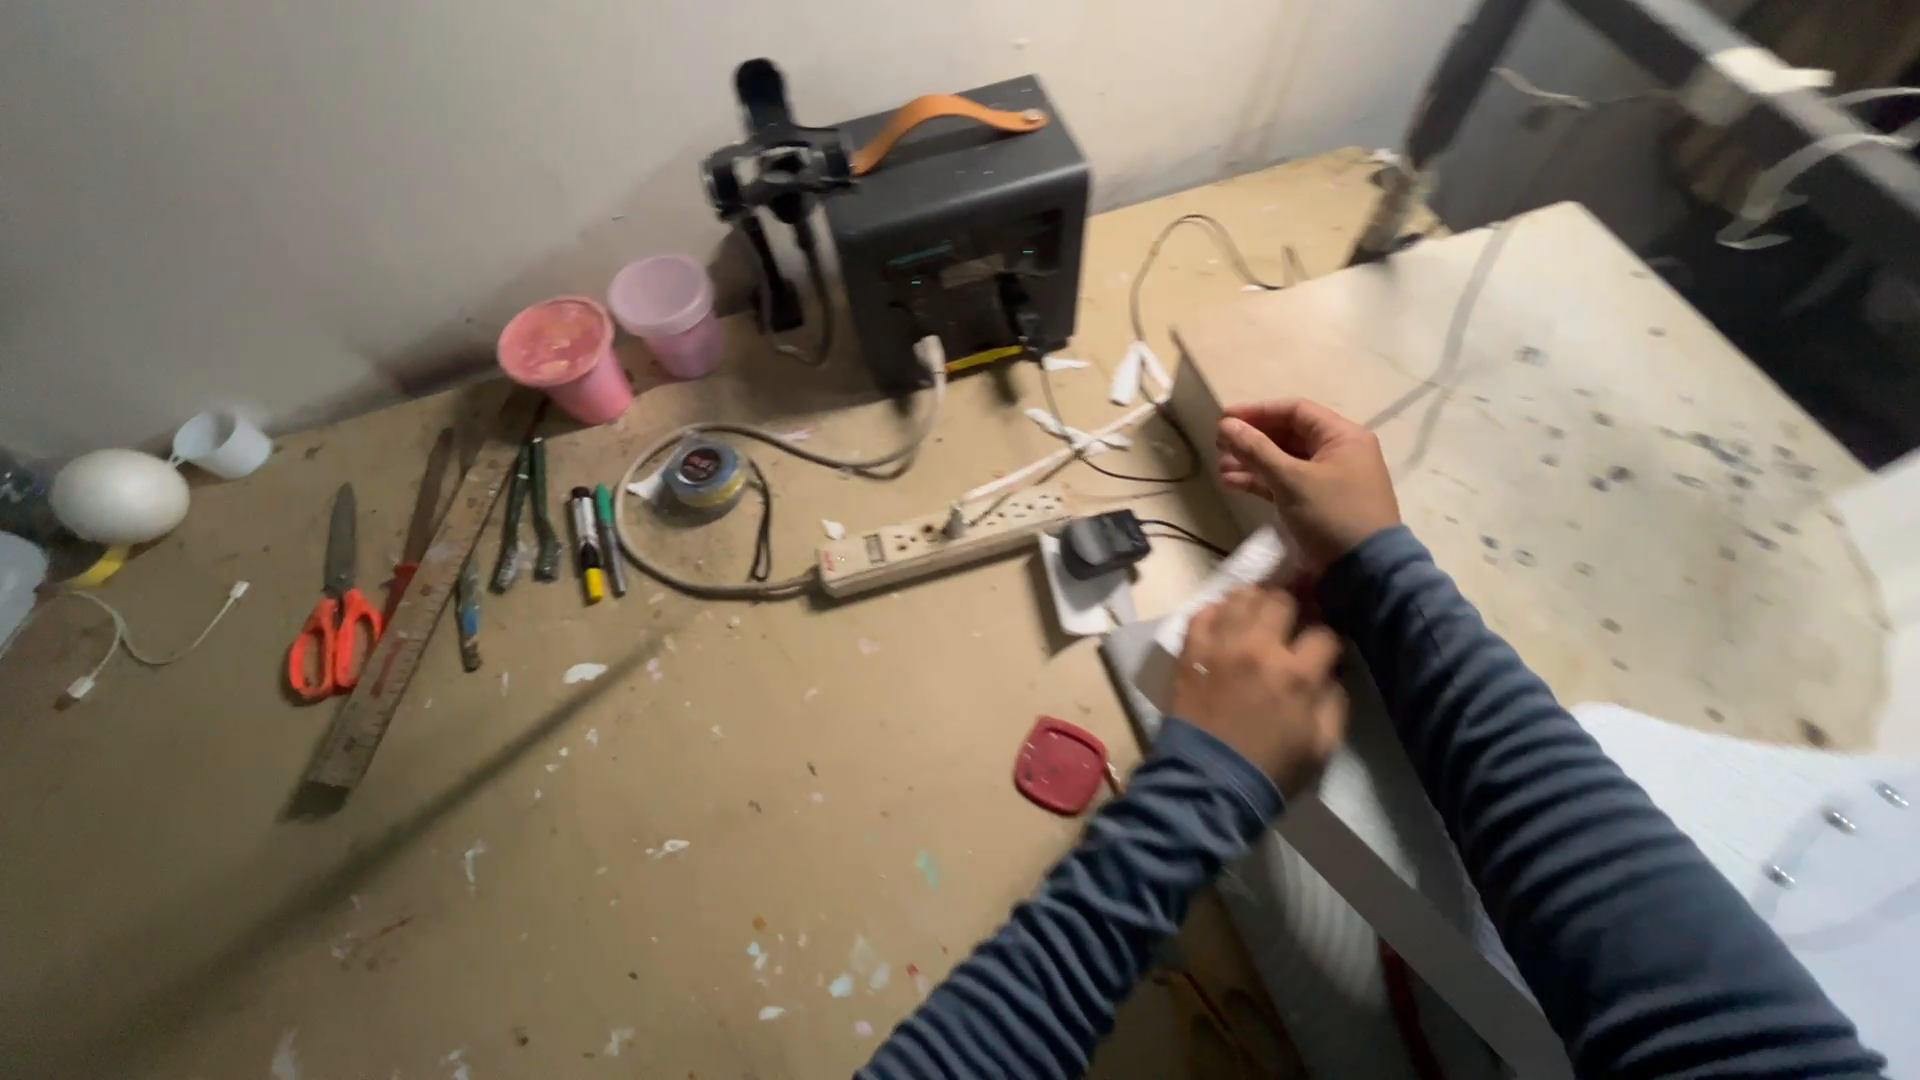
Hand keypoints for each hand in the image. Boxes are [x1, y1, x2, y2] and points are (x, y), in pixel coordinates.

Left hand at [1172, 585, 1345, 796]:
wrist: (1209, 781)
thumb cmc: (1271, 768)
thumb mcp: (1322, 744)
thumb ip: (1333, 701)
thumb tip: (1330, 672)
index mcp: (1297, 675)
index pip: (1323, 633)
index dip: (1326, 640)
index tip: (1320, 650)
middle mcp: (1259, 650)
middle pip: (1280, 600)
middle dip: (1291, 608)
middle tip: (1287, 622)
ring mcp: (1220, 647)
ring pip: (1240, 597)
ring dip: (1253, 602)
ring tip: (1255, 616)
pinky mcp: (1190, 652)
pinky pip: (1202, 613)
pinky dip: (1215, 612)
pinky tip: (1223, 622)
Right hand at [1216, 399, 1400, 574]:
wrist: (1363, 570)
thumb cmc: (1331, 515)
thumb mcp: (1291, 480)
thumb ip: (1256, 450)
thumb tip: (1225, 425)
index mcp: (1342, 436)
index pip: (1295, 411)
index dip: (1257, 411)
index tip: (1224, 418)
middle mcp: (1337, 451)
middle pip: (1287, 434)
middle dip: (1251, 439)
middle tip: (1219, 444)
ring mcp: (1327, 478)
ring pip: (1283, 460)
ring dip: (1251, 461)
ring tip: (1221, 467)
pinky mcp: (1316, 501)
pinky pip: (1284, 482)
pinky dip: (1260, 481)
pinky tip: (1232, 483)